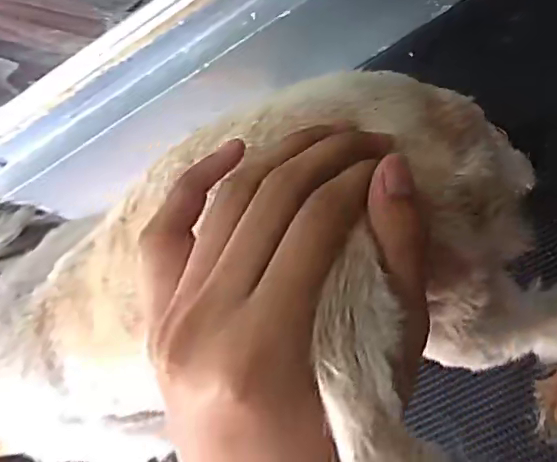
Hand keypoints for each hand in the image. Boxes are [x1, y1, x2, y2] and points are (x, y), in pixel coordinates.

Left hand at [140, 126, 431, 461]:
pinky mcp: (155, 318)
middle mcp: (204, 321)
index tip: (392, 156)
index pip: (317, 217)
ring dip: (283, 152)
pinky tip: (235, 148)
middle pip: (273, 197)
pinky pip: (163, 235)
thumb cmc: (344, 421)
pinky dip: (193, 182)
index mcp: (264, 339)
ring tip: (329, 134)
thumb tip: (394, 167)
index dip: (361, 172)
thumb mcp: (397, 342)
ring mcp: (171, 318)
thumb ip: (401, 251)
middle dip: (330, 152)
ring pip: (227, 201)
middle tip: (371, 138)